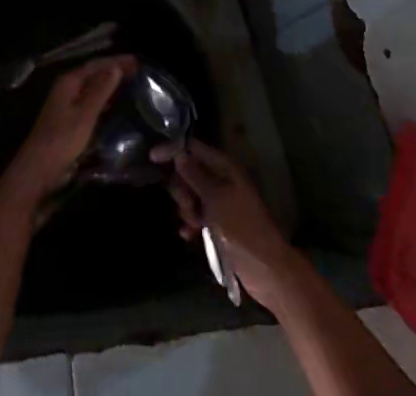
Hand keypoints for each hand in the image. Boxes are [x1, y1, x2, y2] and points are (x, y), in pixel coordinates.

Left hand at [0, 55, 135, 214]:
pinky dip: (106, 101)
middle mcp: (67, 89)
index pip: (97, 64)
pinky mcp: (71, 121)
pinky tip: (120, 106)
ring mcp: (68, 105)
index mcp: (69, 82)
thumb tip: (116, 67)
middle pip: (95, 74)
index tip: (140, 62)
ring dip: (112, 86)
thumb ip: (100, 89)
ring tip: (135, 86)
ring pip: (94, 89)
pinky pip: (93, 104)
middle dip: (116, 72)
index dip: (118, 61)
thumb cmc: (62, 140)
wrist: (39, 171)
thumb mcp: (85, 114)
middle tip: (141, 73)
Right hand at [154, 139, 301, 306]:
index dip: (173, 150)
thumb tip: (178, 154)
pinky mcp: (217, 222)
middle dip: (181, 188)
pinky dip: (190, 222)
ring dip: (186, 208)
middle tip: (188, 205)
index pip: (194, 149)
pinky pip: (195, 215)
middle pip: (189, 172)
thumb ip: (195, 175)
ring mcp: (219, 202)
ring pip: (190, 195)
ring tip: (195, 224)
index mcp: (225, 168)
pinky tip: (189, 234)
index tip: (150, 158)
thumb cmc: (241, 227)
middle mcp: (222, 180)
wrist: (265, 267)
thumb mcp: (215, 199)